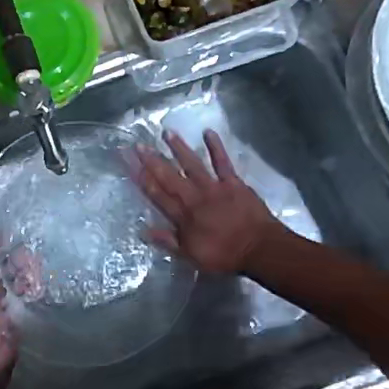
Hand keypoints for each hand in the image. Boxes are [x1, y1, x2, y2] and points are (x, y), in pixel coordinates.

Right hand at [134, 129, 284, 275]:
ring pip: (192, 165)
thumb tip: (143, 231)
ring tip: (167, 133)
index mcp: (183, 216)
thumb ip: (168, 242)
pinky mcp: (233, 182)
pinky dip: (215, 147)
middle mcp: (194, 197)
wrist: (259, 248)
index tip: (129, 163)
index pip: (157, 194)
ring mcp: (214, 187)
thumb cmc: (224, 255)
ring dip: (179, 148)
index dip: (141, 178)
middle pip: (169, 176)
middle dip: (152, 160)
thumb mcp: (191, 256)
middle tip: (138, 144)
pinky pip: (222, 162)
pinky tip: (207, 132)